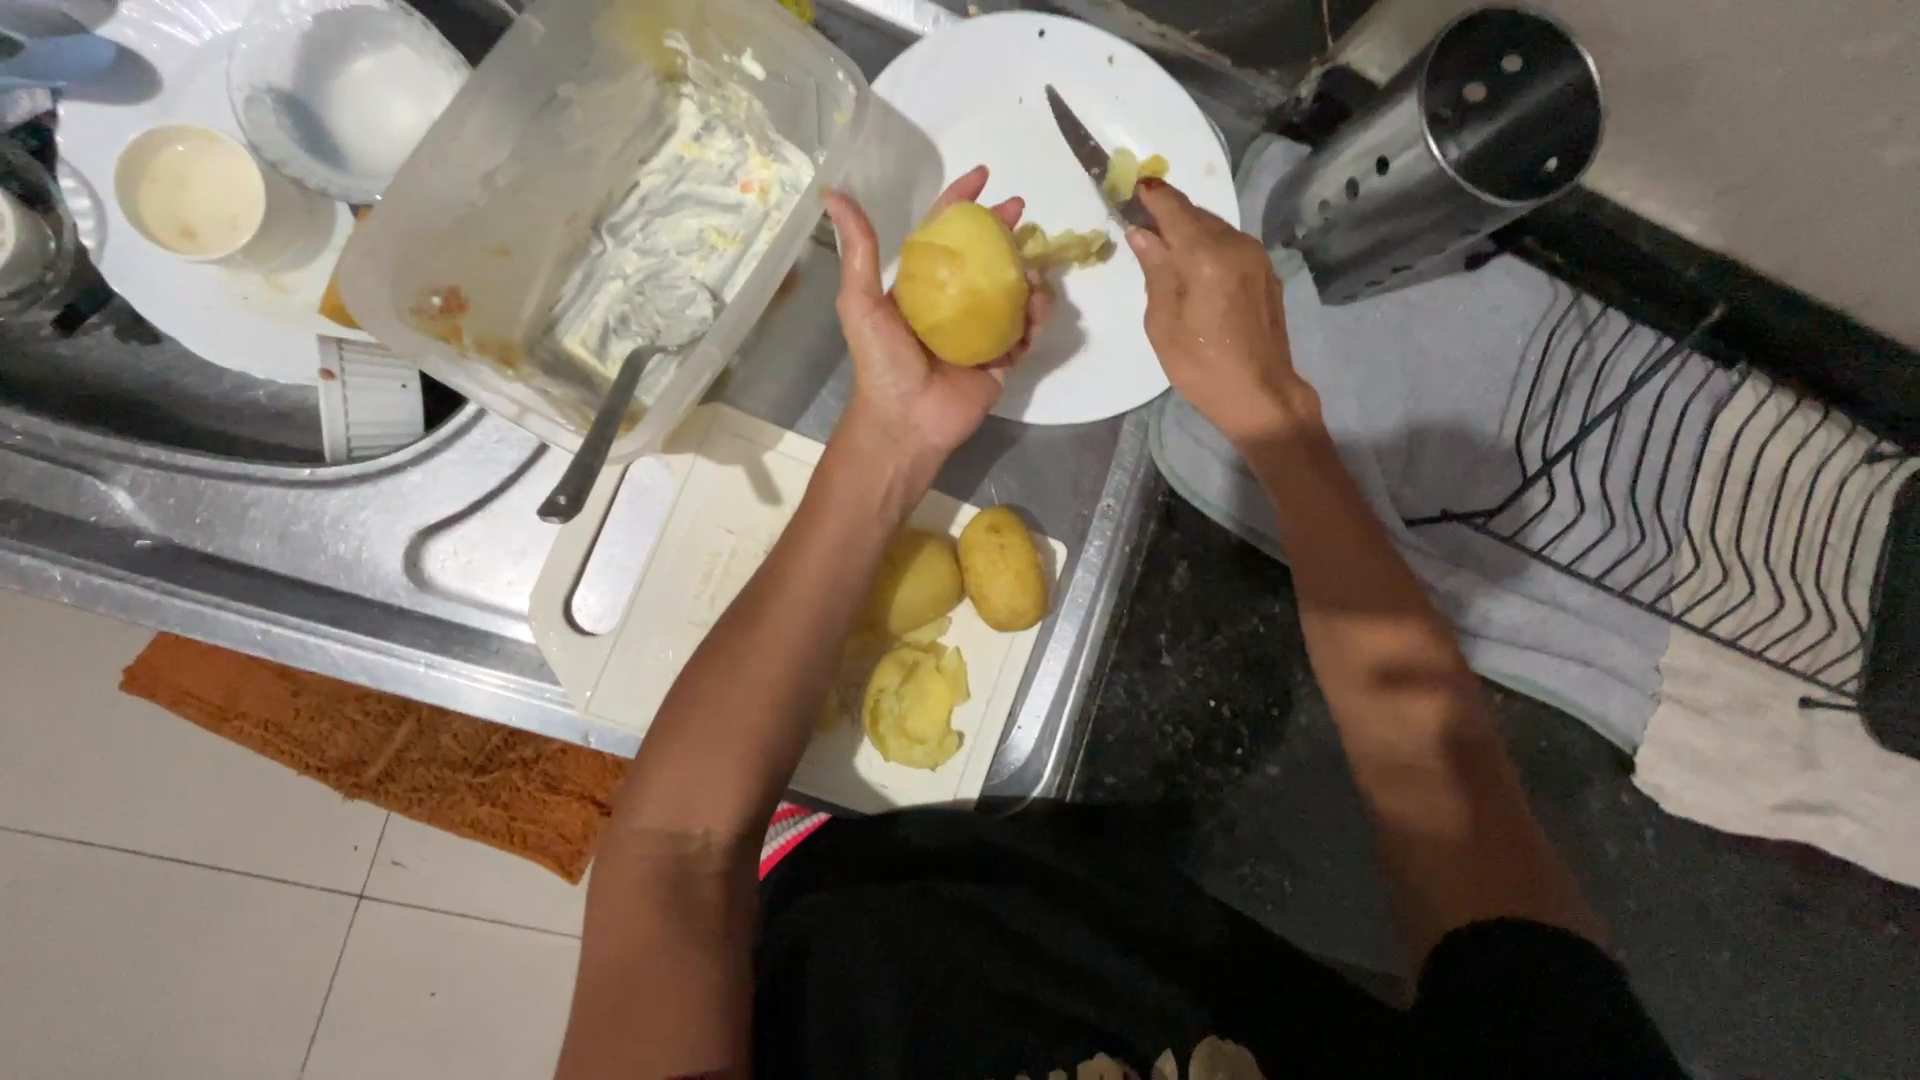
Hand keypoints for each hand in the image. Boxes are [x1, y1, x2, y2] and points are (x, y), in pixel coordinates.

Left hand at [823, 166, 1053, 470]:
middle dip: (1007, 231)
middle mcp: (953, 304)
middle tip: (1021, 212)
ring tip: (1033, 271)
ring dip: (1029, 274)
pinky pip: (1027, 331)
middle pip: (987, 256)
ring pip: (1014, 290)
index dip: (962, 202)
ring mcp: (980, 332)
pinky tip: (1037, 311)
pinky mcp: (1001, 359)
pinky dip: (1037, 318)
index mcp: (922, 286)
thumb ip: (858, 249)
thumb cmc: (882, 361)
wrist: (906, 421)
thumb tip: (831, 193)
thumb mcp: (860, 301)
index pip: (944, 233)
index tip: (985, 175)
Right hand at [1128, 179, 1315, 444]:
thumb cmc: (1201, 366)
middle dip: (1170, 214)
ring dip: (1190, 232)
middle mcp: (1236, 245)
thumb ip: (1155, 271)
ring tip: (1167, 251)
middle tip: (1144, 223)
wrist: (1260, 393)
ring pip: (1216, 230)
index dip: (1153, 196)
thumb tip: (1143, 234)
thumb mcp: (1163, 323)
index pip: (1175, 210)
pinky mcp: (1267, 273)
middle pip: (1198, 215)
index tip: (1136, 185)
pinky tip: (1196, 271)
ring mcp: (1257, 258)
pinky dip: (1209, 248)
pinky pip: (1231, 247)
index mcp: (1206, 257)